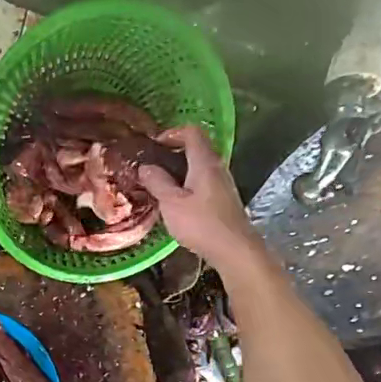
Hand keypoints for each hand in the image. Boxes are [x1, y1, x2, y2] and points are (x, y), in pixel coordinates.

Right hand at [136, 125, 264, 271]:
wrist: (234, 250)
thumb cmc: (201, 224)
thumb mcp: (171, 203)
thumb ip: (157, 182)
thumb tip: (145, 167)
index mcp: (204, 162)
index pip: (191, 132)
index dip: (172, 133)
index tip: (154, 145)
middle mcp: (218, 167)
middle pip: (197, 148)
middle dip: (174, 153)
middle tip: (154, 165)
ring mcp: (224, 184)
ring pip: (201, 167)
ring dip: (181, 171)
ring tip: (162, 185)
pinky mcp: (225, 201)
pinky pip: (205, 183)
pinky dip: (189, 185)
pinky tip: (178, 203)